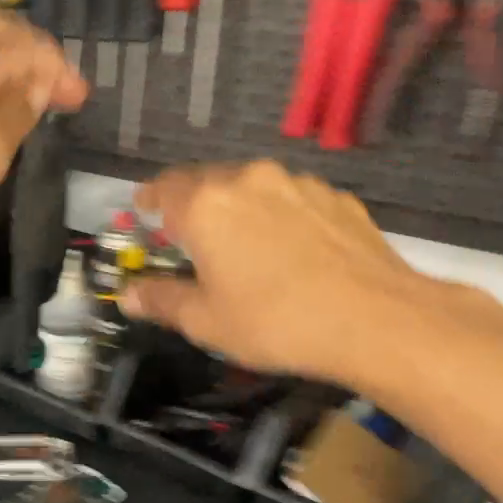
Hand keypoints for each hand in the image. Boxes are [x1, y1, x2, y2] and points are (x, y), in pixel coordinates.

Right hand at [122, 162, 432, 383]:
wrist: (374, 319)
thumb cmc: (273, 322)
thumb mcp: (205, 322)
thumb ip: (162, 301)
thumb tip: (129, 295)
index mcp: (207, 206)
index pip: (164, 188)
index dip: (150, 200)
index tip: (144, 211)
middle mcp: (250, 180)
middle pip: (209, 184)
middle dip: (195, 207)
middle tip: (190, 239)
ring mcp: (298, 184)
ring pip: (254, 190)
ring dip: (240, 211)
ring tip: (244, 247)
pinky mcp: (336, 198)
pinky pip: (292, 202)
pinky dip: (280, 219)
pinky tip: (290, 254)